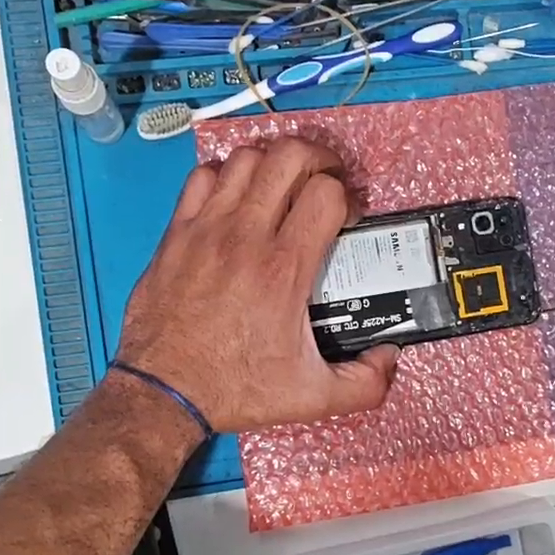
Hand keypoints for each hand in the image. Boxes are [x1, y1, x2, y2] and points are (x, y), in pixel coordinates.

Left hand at [116, 137, 398, 432]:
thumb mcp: (311, 397)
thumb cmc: (235, 388)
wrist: (164, 390)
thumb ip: (364, 383)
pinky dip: (225, 175)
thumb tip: (390, 358)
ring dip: (272, 164)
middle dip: (318, 160)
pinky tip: (235, 197)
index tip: (347, 220)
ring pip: (245, 158)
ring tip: (283, 186)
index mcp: (285, 268)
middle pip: (288, 157)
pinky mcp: (177, 233)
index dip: (347, 197)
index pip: (326, 193)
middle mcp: (246, 236)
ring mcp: (207, 229)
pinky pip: (202, 177)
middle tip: (325, 182)